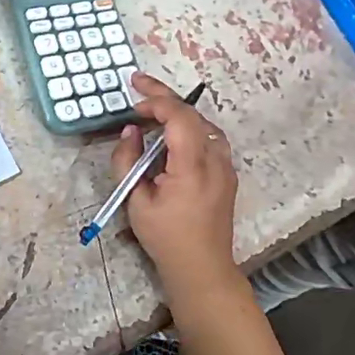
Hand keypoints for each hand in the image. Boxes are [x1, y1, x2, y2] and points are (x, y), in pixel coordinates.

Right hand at [110, 73, 239, 297]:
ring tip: (152, 111)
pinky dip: (189, 128)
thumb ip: (128, 161)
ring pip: (204, 124)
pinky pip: (209, 139)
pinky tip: (171, 135)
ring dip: (178, 112)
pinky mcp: (227, 174)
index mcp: (193, 168)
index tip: (135, 99)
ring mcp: (225, 167)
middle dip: (164, 97)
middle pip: (193, 115)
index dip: (157, 100)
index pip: (180, 118)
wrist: (202, 268)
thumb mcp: (136, 201)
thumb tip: (130, 131)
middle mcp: (215, 161)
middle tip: (138, 86)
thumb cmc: (166, 237)